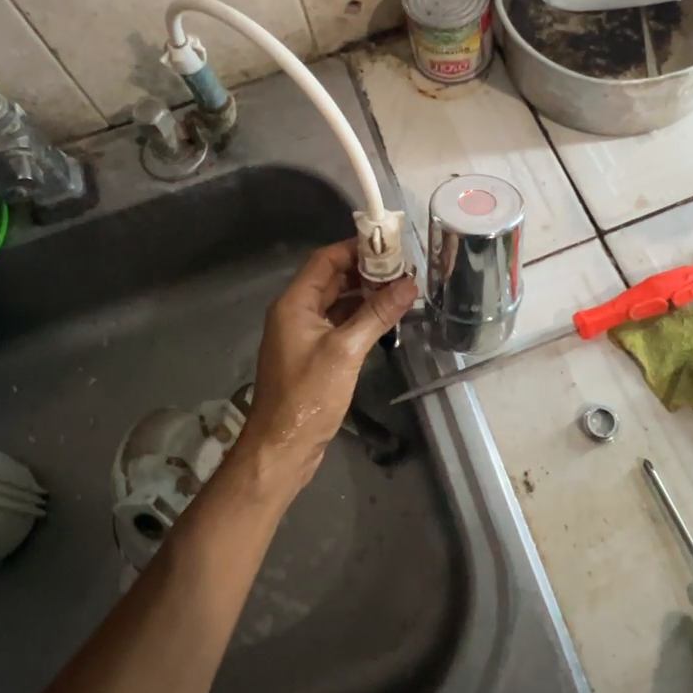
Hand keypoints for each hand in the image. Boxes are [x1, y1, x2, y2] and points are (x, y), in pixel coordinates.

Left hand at [241, 241, 417, 491]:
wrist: (282, 447)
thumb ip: (377, 314)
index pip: (325, 260)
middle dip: (366, 271)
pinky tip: (386, 319)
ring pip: (337, 303)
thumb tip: (409, 284)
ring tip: (401, 291)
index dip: (355, 249)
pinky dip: (361, 318)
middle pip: (332, 279)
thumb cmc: (308, 395)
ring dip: (366, 295)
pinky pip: (338, 324)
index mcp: (294, 304)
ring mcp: (303, 335)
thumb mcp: (346, 351)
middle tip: (404, 269)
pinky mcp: (313, 355)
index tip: (390, 245)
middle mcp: (295, 313)